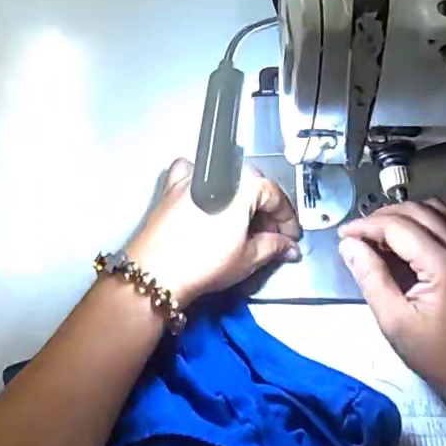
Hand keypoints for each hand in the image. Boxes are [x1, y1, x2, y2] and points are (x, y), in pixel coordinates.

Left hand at [124, 158, 302, 307]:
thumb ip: (274, 247)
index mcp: (246, 184)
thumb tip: (290, 247)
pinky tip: (203, 193)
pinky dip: (198, 178)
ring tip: (241, 222)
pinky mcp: (171, 188)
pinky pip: (190, 172)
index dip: (288, 221)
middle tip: (270, 236)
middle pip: (253, 187)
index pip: (276, 198)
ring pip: (225, 177)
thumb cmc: (204, 264)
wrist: (155, 273)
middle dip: (265, 211)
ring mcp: (194, 177)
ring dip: (238, 196)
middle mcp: (221, 173)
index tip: (291, 238)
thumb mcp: (248, 258)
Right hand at [338, 200, 445, 423]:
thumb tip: (349, 245)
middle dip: (382, 217)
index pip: (398, 226)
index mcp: (443, 263)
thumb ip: (371, 278)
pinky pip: (444, 223)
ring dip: (402, 216)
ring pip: (432, 210)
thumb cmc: (440, 357)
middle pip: (416, 211)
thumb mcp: (396, 323)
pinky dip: (420, 222)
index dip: (366, 225)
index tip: (342, 235)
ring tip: (376, 236)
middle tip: (356, 236)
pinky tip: (402, 242)